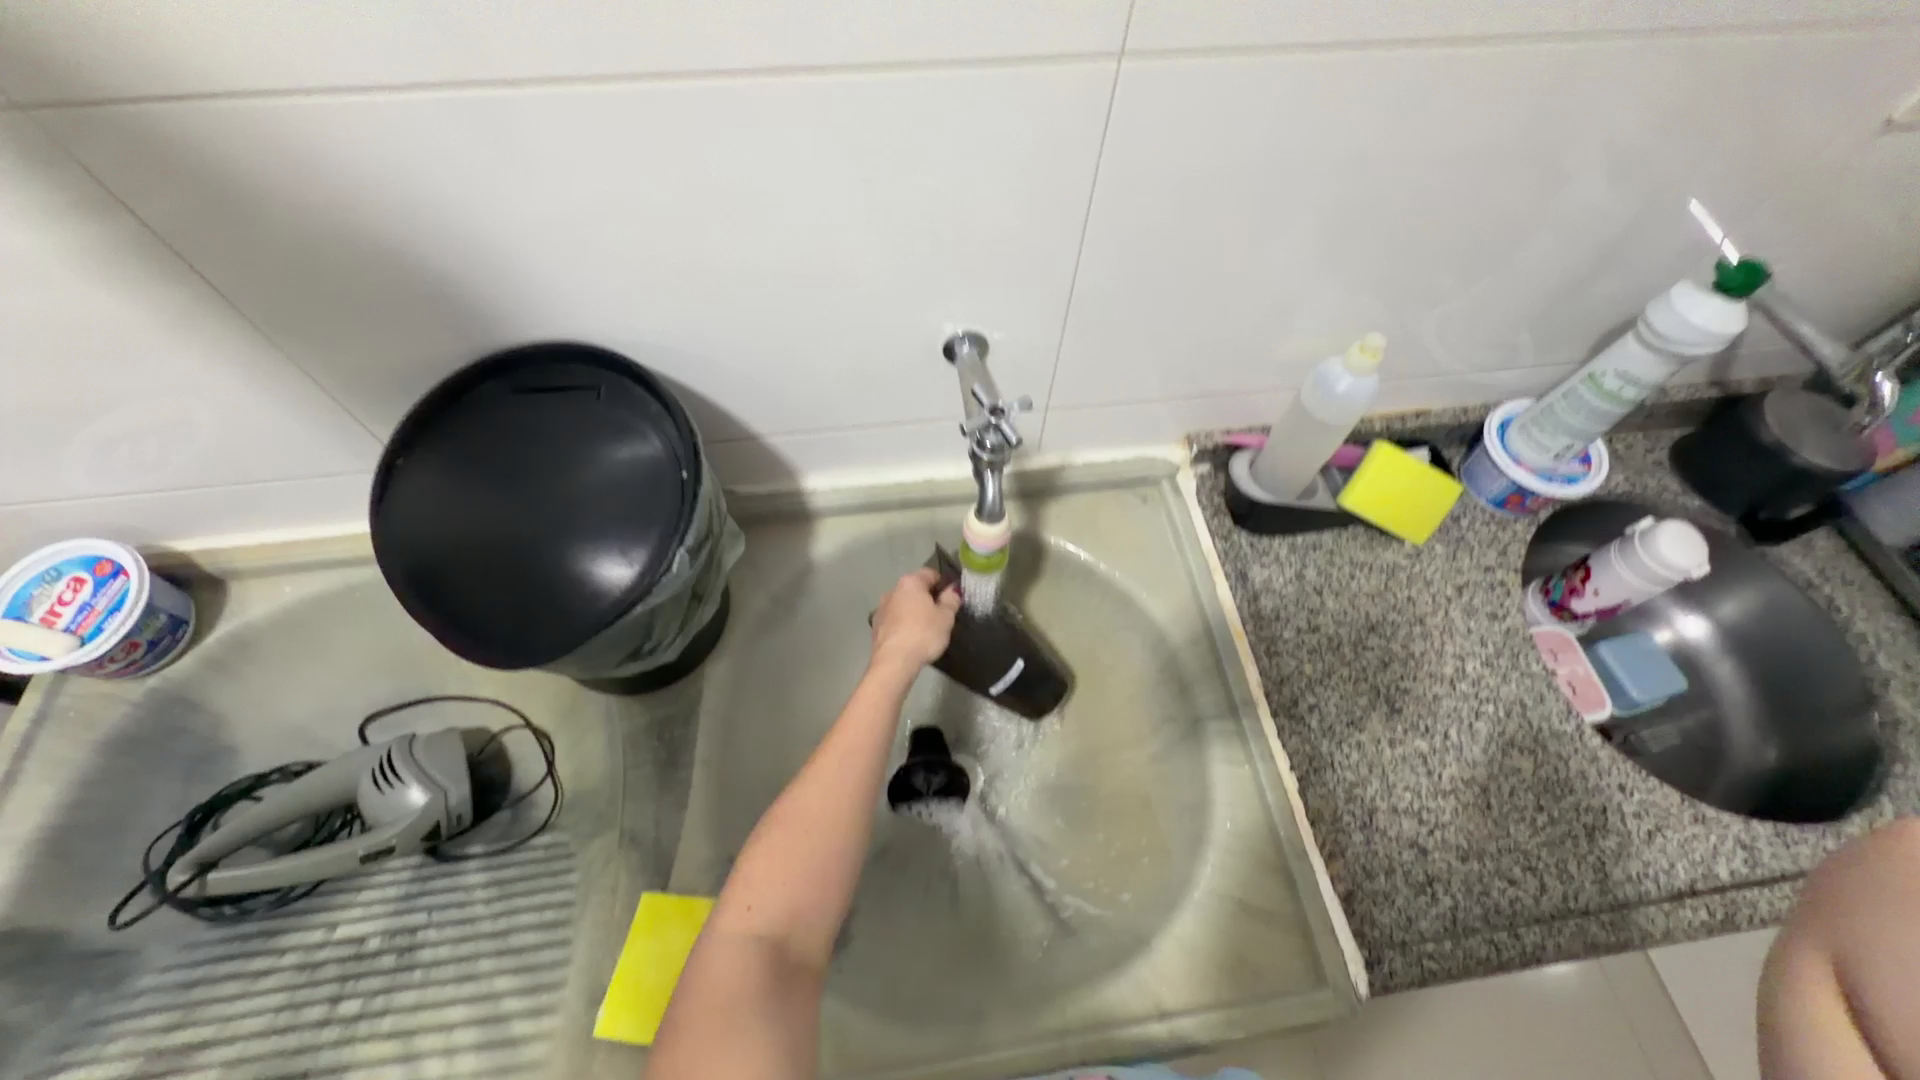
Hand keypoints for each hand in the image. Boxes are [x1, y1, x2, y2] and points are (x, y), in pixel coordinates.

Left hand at [870, 568, 959, 670]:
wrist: (894, 661)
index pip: (930, 573)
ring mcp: (881, 608)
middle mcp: (892, 590)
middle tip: (941, 614)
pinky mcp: (876, 626)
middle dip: (927, 597)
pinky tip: (912, 637)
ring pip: (903, 604)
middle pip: (914, 588)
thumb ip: (951, 600)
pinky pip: (895, 619)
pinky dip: (904, 623)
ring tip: (926, 627)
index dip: (943, 583)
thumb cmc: (923, 634)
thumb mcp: (946, 617)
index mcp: (910, 582)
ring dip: (914, 611)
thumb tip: (953, 590)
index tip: (952, 598)